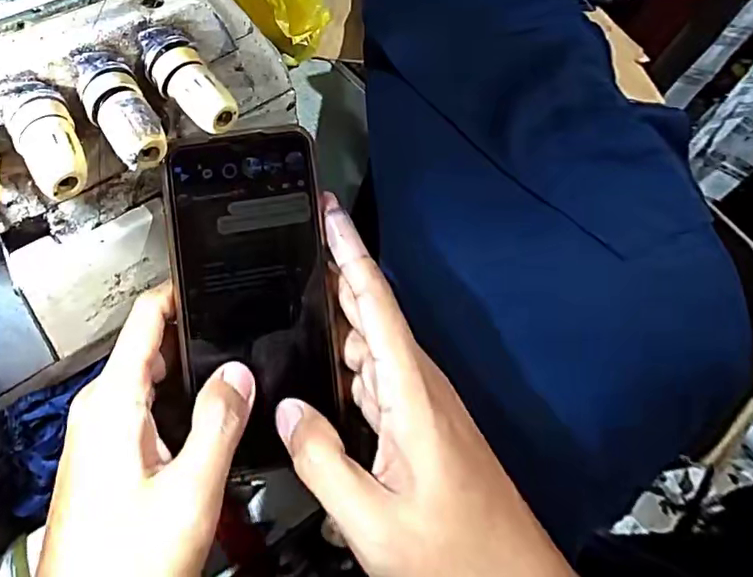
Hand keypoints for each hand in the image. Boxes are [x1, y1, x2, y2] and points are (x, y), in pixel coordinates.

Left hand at [38, 284, 255, 576]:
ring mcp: (95, 434)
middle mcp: (97, 410)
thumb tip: (238, 375)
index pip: (145, 315)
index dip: (177, 291)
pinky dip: (171, 402)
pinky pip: (140, 408)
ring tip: (224, 378)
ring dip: (184, 373)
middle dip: (192, 337)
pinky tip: (198, 426)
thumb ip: (218, 423)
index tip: (205, 281)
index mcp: (111, 402)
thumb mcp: (188, 492)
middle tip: (231, 336)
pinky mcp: (101, 458)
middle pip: (149, 346)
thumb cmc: (121, 567)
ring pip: (147, 379)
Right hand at [277, 194, 573, 576]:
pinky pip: (370, 373)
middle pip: (366, 309)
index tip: (330, 211)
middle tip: (298, 239)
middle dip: (332, 268)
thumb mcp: (375, 522)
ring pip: (365, 340)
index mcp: (409, 390)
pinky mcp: (415, 418)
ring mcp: (417, 399)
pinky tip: (322, 364)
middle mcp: (415, 383)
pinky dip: (343, 357)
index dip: (349, 248)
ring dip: (334, 316)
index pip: (373, 298)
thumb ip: (323, 463)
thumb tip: (291, 413)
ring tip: (297, 298)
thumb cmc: (462, 554)